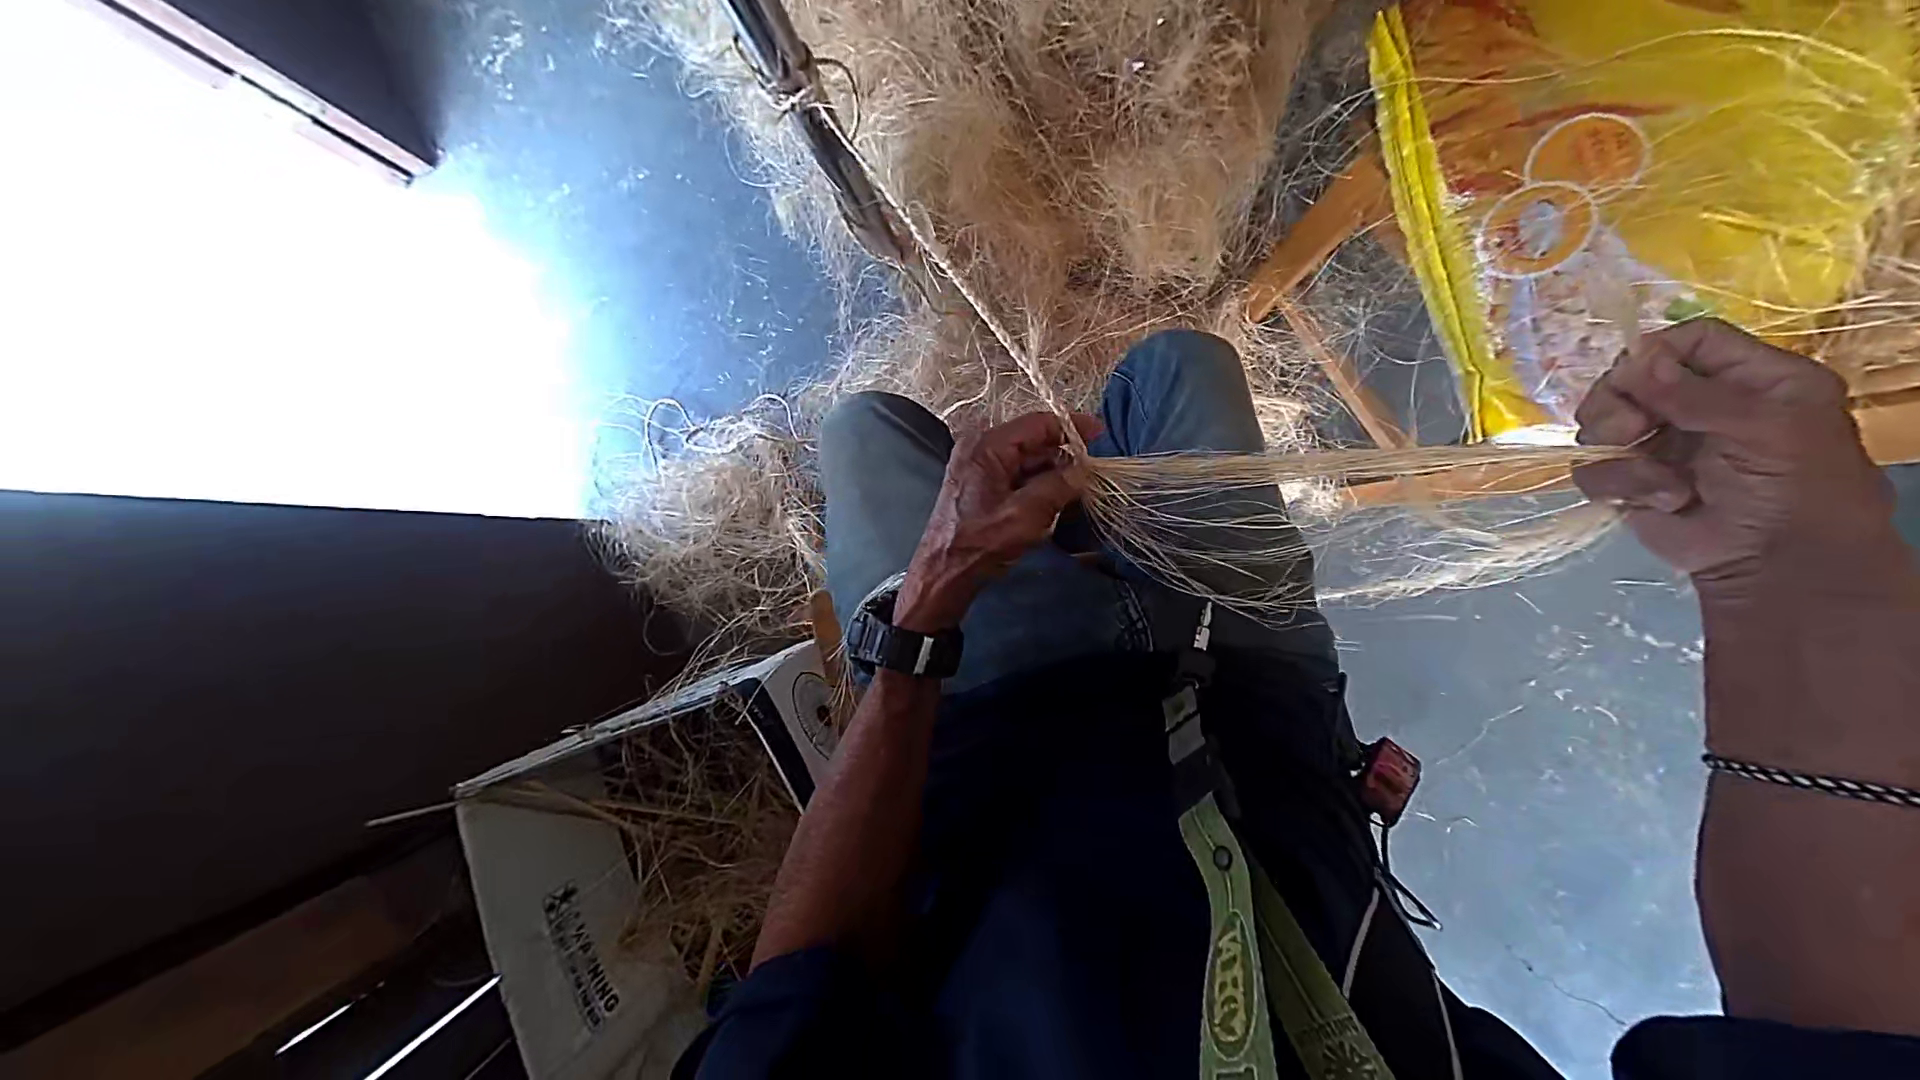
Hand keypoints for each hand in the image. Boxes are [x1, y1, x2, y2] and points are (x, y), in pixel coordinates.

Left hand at [894, 411, 1103, 631]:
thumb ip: (1058, 486)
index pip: (1037, 423)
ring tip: (1076, 489)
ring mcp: (976, 466)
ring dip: (1051, 472)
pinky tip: (1053, 500)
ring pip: (1025, 460)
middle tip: (1091, 471)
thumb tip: (1082, 470)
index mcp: (987, 446)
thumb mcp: (1027, 513)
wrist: (945, 572)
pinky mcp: (978, 485)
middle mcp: (979, 448)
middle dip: (1063, 455)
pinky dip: (1036, 483)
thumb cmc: (981, 541)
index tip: (1099, 433)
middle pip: (1032, 441)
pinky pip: (1014, 474)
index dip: (1071, 426)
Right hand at [1572, 319, 1897, 603]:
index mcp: (1748, 381)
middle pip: (1626, 380)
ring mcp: (1657, 443)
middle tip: (1631, 431)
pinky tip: (1658, 499)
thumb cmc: (1793, 488)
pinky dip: (1618, 485)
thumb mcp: (1762, 428)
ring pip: (1597, 424)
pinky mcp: (1626, 479)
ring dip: (1616, 451)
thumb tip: (1636, 356)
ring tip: (1652, 474)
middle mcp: (1697, 406)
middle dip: (1615, 406)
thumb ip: (1696, 393)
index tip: (1636, 379)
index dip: (1655, 354)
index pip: (1688, 341)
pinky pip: (1591, 468)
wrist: (1773, 562)